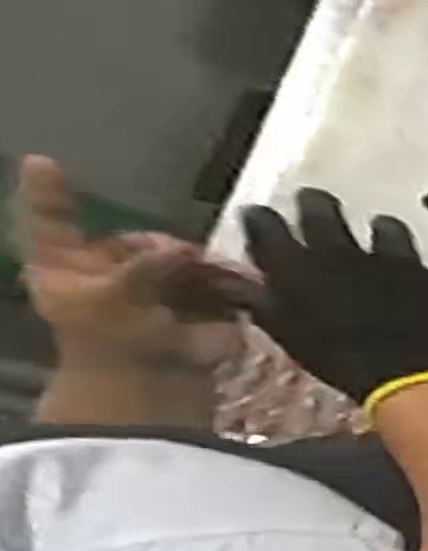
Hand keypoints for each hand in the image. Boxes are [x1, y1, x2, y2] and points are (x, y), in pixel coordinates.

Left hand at [15, 155, 256, 367]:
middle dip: (170, 248)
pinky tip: (253, 286)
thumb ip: (145, 265)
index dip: (49, 191)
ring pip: (189, 264)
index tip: (45, 162)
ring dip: (213, 267)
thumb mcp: (113, 295)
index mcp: (70, 263)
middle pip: (144, 243)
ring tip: (235, 274)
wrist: (161, 382)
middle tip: (193, 256)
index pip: (54, 219)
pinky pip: (225, 287)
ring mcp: (167, 289)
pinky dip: (240, 286)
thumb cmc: (114, 339)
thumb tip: (185, 249)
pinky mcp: (209, 308)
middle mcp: (118, 270)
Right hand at [241, 189, 427, 401]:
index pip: (263, 221)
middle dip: (319, 206)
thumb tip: (248, 288)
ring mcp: (402, 262)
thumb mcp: (292, 338)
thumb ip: (268, 304)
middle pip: (321, 207)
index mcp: (297, 264)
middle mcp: (346, 252)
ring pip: (390, 228)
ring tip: (390, 250)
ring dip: (388, 236)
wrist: (417, 380)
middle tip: (324, 214)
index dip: (264, 222)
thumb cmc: (347, 365)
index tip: (269, 226)